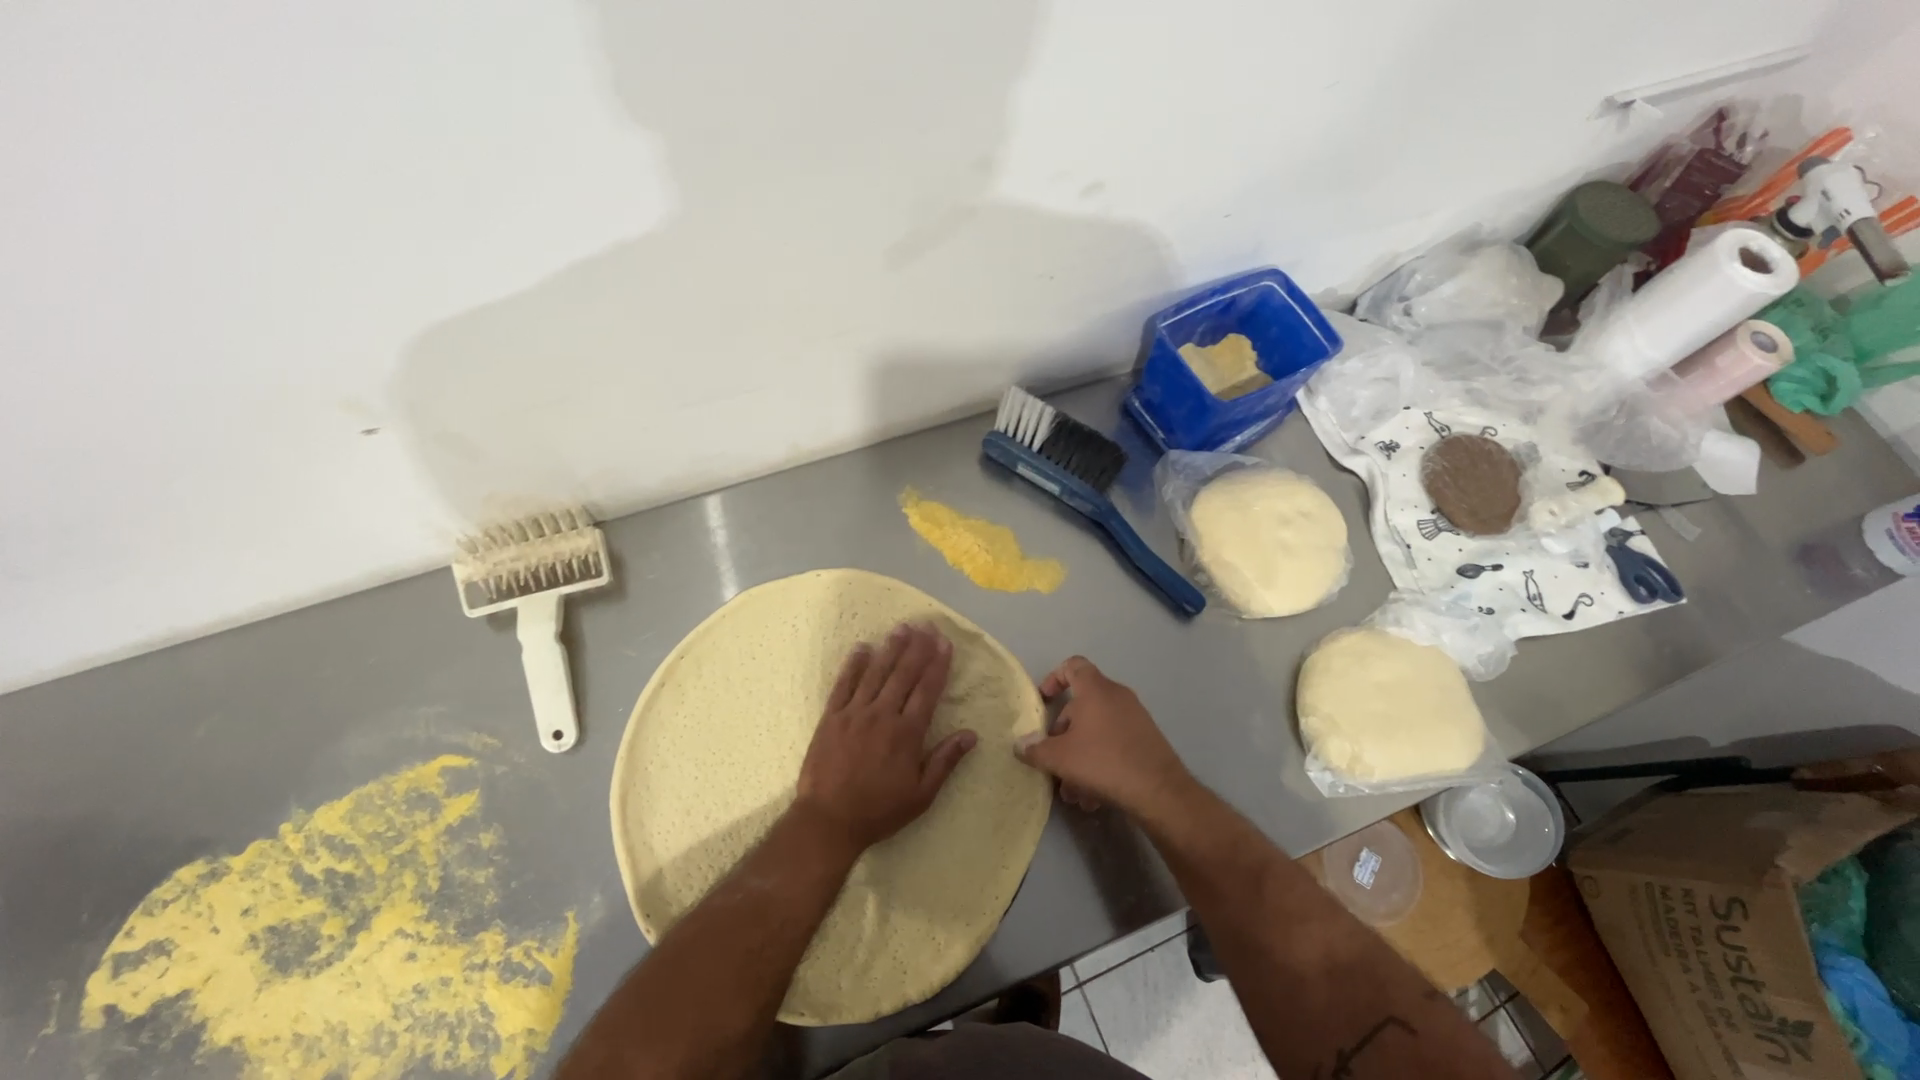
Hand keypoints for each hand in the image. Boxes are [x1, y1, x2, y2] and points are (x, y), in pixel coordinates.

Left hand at [794, 622, 976, 856]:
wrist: (828, 820)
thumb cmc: (880, 811)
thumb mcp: (921, 794)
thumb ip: (945, 761)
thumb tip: (971, 734)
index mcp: (907, 733)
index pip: (927, 690)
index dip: (938, 664)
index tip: (945, 643)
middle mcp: (882, 715)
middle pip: (903, 674)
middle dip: (917, 648)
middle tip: (927, 625)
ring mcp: (854, 714)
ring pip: (876, 673)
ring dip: (890, 648)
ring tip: (901, 628)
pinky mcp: (831, 718)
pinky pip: (844, 684)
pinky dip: (853, 665)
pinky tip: (862, 648)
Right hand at [1015, 656, 1194, 816]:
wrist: (1159, 790)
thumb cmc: (1103, 762)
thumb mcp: (1059, 758)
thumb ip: (1035, 749)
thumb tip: (1020, 744)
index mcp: (1095, 690)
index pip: (1073, 665)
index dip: (1054, 678)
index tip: (1043, 701)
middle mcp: (1117, 697)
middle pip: (1081, 707)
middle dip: (1063, 737)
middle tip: (1053, 763)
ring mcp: (1135, 718)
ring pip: (1096, 732)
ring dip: (1079, 759)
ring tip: (1073, 793)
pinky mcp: (1146, 740)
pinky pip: (1114, 745)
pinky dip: (1100, 765)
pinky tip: (1093, 798)